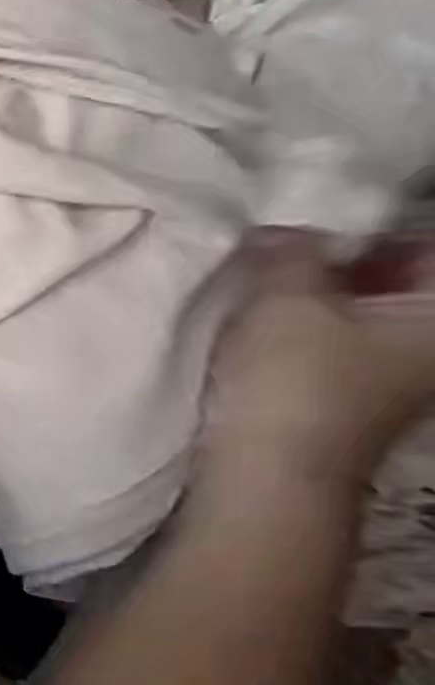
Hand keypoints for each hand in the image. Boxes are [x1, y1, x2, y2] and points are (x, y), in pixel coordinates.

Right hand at [205, 227, 434, 484]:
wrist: (273, 463)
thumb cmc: (295, 381)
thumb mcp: (284, 305)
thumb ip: (286, 257)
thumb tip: (278, 228)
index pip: (423, 241)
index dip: (366, 225)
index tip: (306, 220)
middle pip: (401, 272)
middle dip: (341, 255)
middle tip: (278, 246)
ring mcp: (405, 362)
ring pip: (367, 301)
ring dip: (320, 287)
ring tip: (264, 278)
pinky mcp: (362, 382)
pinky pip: (346, 330)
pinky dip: (313, 316)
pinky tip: (268, 315)